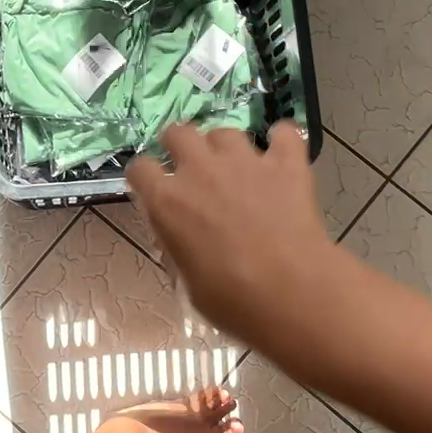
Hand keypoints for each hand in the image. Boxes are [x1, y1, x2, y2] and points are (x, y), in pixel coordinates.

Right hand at [126, 123, 335, 343]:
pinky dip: (282, 140)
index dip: (145, 177)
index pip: (140, 169)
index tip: (153, 188)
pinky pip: (284, 134)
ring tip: (235, 166)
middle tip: (190, 167)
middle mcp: (200, 171)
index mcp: (167, 202)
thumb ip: (178, 250)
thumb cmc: (231, 300)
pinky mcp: (286, 164)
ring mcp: (244, 162)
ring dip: (225, 146)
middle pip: (178, 133)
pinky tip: (282, 153)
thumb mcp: (187, 282)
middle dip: (179, 145)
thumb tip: (178, 239)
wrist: (291, 292)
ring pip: (225, 132)